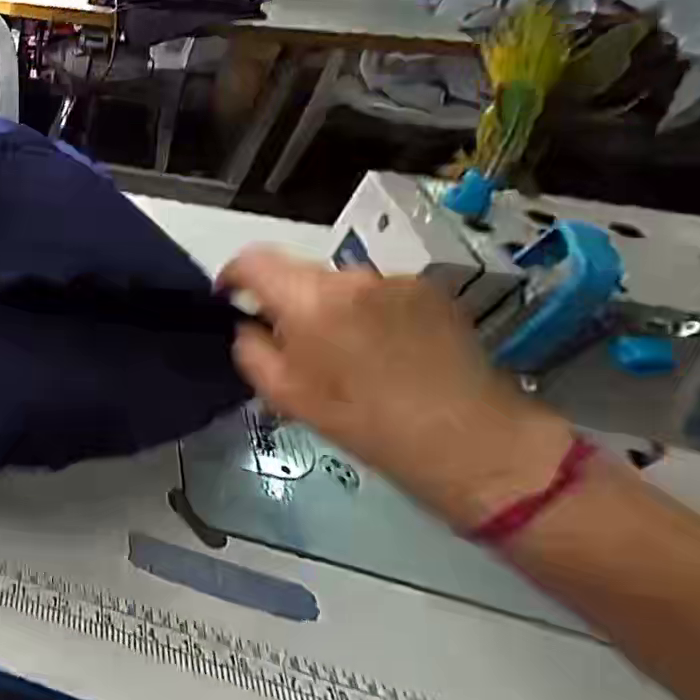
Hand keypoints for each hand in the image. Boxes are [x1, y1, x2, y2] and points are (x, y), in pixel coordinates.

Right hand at [218, 246, 574, 526]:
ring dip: (326, 306)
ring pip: (337, 283)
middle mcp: (353, 277)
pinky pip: (375, 291)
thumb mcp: (278, 389)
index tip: (230, 300)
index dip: (233, 276)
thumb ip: (248, 345)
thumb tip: (247, 323)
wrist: (469, 439)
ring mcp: (398, 281)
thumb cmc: (360, 418)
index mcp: (309, 299)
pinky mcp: (433, 291)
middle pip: (296, 272)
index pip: (252, 260)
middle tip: (290, 340)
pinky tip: (378, 348)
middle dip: (284, 299)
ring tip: (341, 349)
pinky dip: (364, 311)